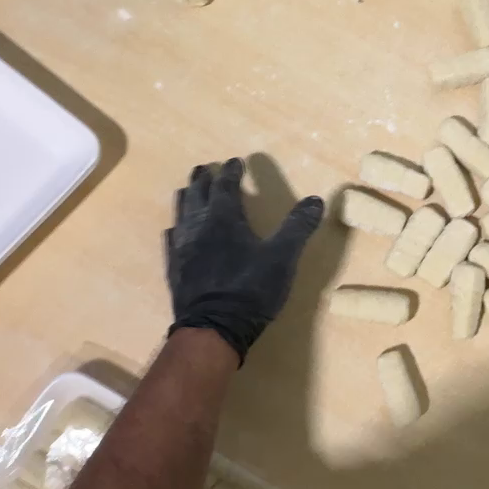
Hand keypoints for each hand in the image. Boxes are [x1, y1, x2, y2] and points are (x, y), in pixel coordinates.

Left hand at [164, 158, 323, 362]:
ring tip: (191, 190)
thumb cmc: (251, 288)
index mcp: (224, 217)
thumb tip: (316, 200)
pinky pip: (172, 239)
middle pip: (197, 193)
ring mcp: (182, 247)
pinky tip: (177, 231)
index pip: (225, 185)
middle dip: (204, 178)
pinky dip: (177, 227)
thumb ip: (298, 227)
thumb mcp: (283, 256)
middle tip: (207, 169)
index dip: (231, 171)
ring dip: (188, 197)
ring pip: (181, 211)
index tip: (236, 161)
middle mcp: (198, 225)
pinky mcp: (174, 268)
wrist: (214, 327)